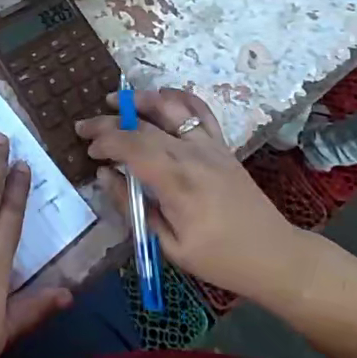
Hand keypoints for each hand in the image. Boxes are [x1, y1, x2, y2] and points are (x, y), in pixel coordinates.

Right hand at [75, 88, 317, 304]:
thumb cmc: (217, 259)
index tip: (88, 150)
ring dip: (142, 99)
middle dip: (109, 122)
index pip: (131, 146)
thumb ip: (133, 206)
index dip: (104, 141)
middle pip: (144, 125)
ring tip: (118, 101)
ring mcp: (210, 145)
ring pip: (172, 107)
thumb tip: (104, 177)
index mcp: (177, 182)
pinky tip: (161, 99)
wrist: (272, 254)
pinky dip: (179, 98)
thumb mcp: (168, 244)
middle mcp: (192, 154)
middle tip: (84, 127)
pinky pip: (200, 111)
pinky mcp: (222, 144)